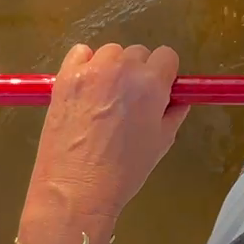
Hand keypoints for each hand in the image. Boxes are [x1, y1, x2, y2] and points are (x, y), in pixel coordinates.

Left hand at [26, 44, 189, 224]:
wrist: (75, 190)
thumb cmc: (124, 171)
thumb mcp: (162, 142)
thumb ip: (175, 113)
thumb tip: (178, 99)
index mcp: (151, 83)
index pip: (167, 55)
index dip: (165, 73)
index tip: (159, 91)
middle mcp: (123, 69)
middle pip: (138, 53)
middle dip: (139, 72)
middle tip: (130, 101)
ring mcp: (92, 70)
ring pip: (111, 52)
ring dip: (113, 67)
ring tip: (105, 97)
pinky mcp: (65, 77)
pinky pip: (80, 53)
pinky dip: (85, 63)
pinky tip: (85, 86)